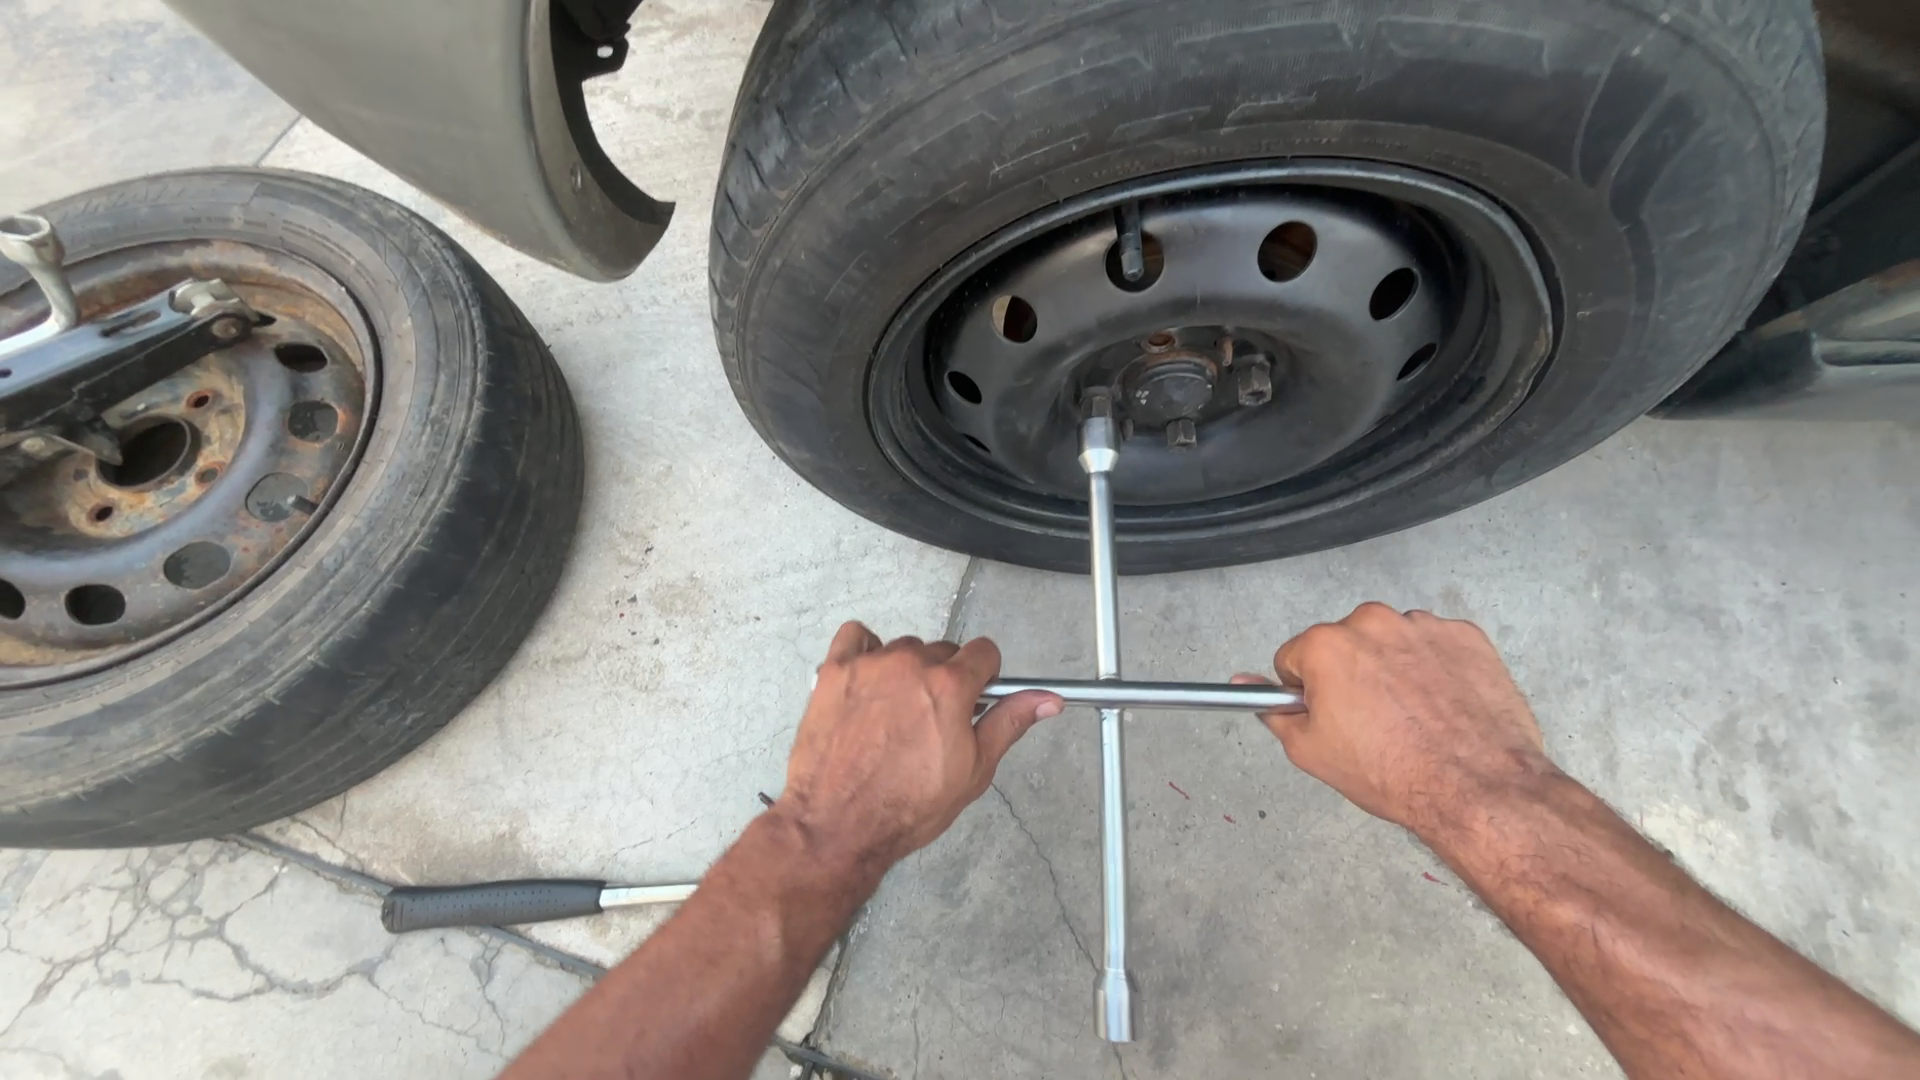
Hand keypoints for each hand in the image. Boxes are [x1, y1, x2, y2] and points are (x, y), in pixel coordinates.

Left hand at [774, 622, 1062, 870]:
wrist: (839, 824)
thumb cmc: (907, 806)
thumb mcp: (973, 770)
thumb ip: (1009, 723)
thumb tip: (1047, 700)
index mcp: (950, 686)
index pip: (984, 651)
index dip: (985, 676)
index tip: (974, 697)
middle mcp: (911, 664)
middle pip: (943, 651)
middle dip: (945, 678)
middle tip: (932, 719)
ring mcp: (870, 664)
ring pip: (904, 648)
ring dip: (907, 670)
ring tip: (894, 713)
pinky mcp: (834, 670)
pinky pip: (856, 636)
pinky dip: (865, 650)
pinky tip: (867, 680)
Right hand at [1234, 602, 1557, 835]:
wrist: (1477, 787)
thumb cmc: (1396, 770)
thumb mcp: (1309, 750)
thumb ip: (1272, 709)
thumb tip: (1245, 683)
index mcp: (1325, 645)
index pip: (1293, 657)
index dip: (1306, 691)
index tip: (1328, 712)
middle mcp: (1371, 623)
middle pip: (1342, 643)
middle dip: (1349, 673)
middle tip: (1369, 720)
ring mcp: (1421, 626)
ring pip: (1388, 642)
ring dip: (1391, 667)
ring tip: (1409, 716)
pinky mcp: (1465, 637)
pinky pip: (1433, 644)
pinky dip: (1433, 667)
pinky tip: (1438, 705)